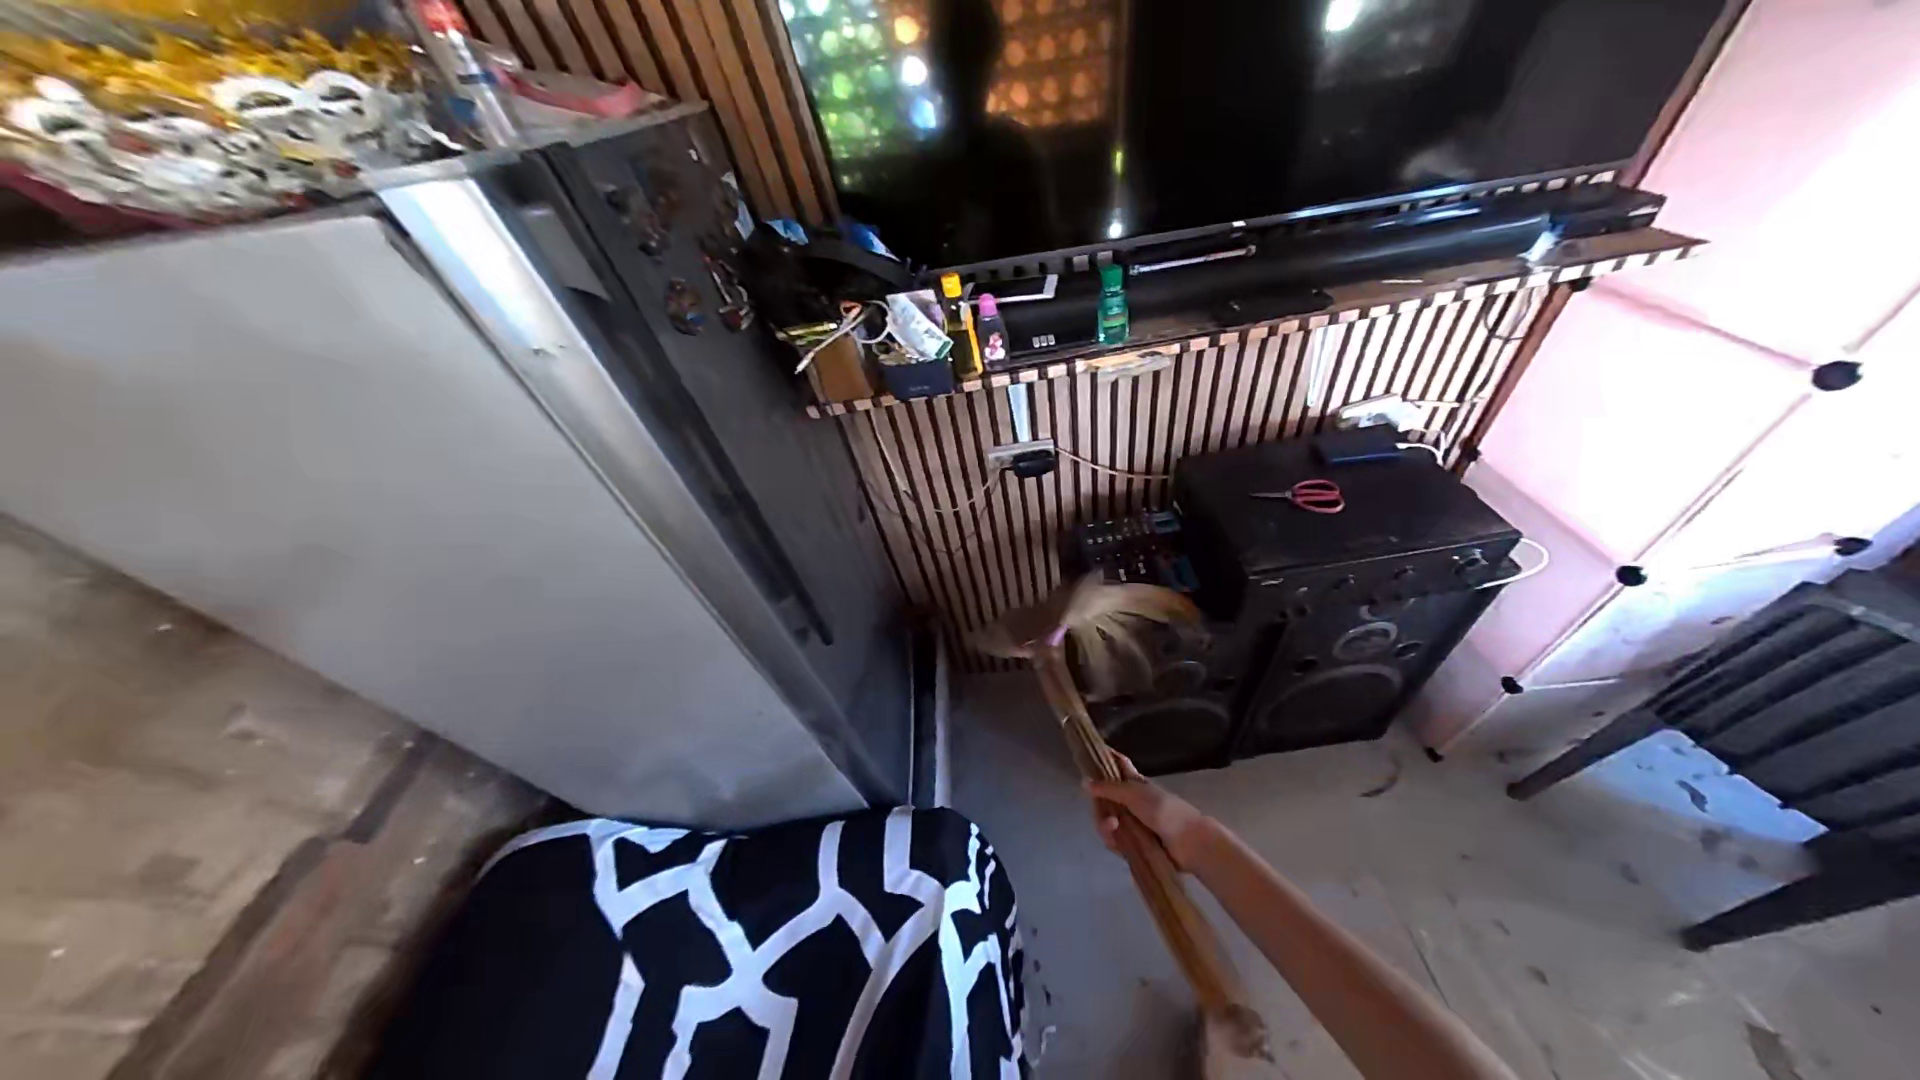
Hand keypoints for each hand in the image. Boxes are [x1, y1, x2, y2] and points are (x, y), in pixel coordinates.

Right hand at [1087, 752, 1216, 871]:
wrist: (1188, 842)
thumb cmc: (1164, 810)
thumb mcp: (1134, 793)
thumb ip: (1108, 788)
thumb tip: (1085, 781)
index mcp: (1135, 783)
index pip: (1118, 765)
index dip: (1106, 758)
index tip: (1089, 755)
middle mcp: (1131, 801)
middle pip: (1105, 797)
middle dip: (1098, 804)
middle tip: (1098, 808)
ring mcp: (1132, 823)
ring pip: (1106, 820)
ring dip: (1104, 824)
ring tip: (1112, 827)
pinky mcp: (1133, 844)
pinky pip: (1114, 840)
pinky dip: (1112, 839)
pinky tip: (1114, 839)